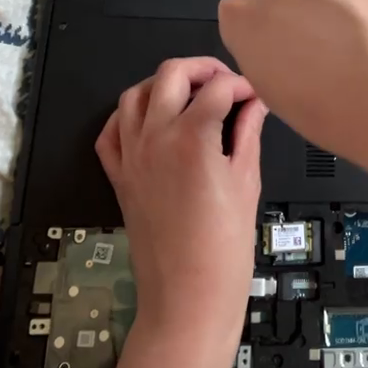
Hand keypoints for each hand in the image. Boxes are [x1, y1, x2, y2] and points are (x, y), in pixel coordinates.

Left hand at [97, 58, 266, 367]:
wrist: (188, 298)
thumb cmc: (223, 251)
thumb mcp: (247, 182)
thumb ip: (248, 132)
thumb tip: (255, 104)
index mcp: (192, 138)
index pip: (219, 87)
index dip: (243, 85)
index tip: (255, 94)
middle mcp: (156, 138)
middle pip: (171, 73)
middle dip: (202, 69)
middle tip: (225, 82)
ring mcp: (132, 156)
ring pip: (136, 93)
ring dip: (164, 85)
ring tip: (190, 95)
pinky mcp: (119, 176)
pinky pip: (112, 130)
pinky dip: (129, 116)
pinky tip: (152, 120)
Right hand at [216, 0, 367, 155]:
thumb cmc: (326, 104)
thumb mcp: (272, 92)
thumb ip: (264, 55)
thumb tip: (282, 47)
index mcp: (238, 14)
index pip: (244, 18)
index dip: (267, 36)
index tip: (286, 53)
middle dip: (294, 9)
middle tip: (321, 44)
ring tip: (351, 34)